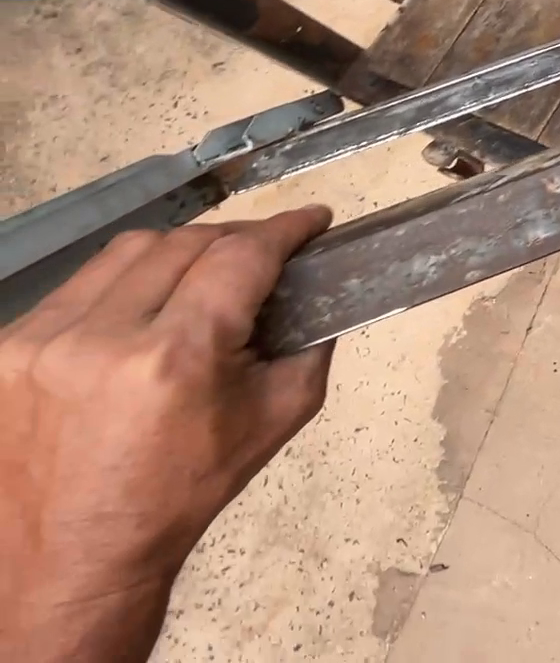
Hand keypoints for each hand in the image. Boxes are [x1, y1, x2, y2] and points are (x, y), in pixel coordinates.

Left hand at [0, 208, 334, 662]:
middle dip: (241, 234)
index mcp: (176, 355)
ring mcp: (38, 342)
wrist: (77, 551)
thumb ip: (310, 341)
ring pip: (129, 251)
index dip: (286, 227)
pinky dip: (132, 276)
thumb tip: (317, 288)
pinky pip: (82, 283)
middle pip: (186, 242)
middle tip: (273, 247)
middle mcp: (100, 337)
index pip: (240, 256)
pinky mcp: (3, 351)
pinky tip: (154, 298)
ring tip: (213, 265)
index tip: (316, 219)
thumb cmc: (195, 482)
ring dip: (186, 247)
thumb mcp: (284, 409)